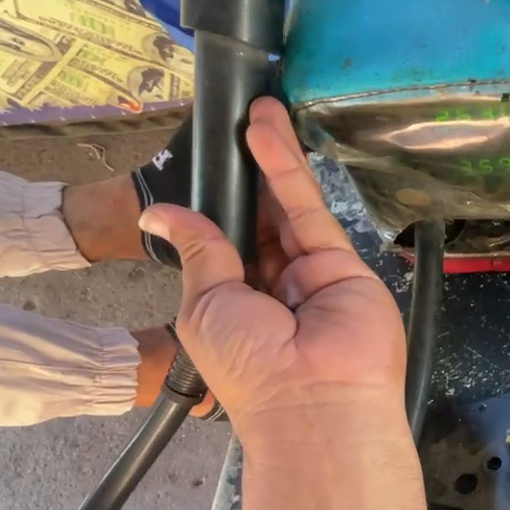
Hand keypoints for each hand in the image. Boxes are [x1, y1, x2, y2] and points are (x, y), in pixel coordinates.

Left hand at [137, 97, 406, 436]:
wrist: (315, 400)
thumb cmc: (250, 364)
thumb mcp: (204, 305)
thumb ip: (199, 253)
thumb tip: (164, 214)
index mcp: (241, 301)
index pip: (230, 240)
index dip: (222, 201)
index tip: (210, 161)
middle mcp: (280, 286)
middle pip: (264, 219)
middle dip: (249, 173)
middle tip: (235, 122)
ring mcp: (316, 275)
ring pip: (289, 210)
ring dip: (270, 160)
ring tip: (253, 109)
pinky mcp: (345, 266)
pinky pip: (312, 214)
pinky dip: (288, 173)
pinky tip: (267, 136)